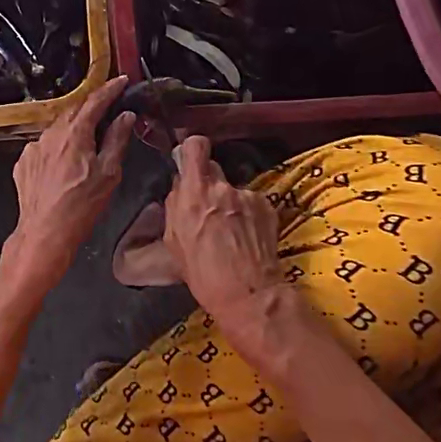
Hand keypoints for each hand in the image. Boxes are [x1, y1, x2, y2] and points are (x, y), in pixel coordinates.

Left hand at [0, 76, 135, 304]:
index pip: (95, 101)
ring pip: (58, 129)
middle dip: (92, 107)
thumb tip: (125, 117)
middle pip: (75, 111)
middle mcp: (51, 134)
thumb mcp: (109, 173)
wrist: (44, 233)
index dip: (110, 89)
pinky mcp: (24, 163)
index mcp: (75, 133)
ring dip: (74, 129)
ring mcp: (34, 148)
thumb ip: (117, 140)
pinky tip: (65, 163)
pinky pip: (44, 146)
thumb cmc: (80, 206)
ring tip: (88, 141)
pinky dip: (57, 147)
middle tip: (108, 108)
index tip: (121, 81)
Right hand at [161, 135, 282, 334]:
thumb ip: (176, 206)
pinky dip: (249, 214)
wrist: (249, 294)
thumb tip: (180, 187)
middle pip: (213, 168)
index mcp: (194, 193)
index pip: (194, 146)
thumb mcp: (174, 241)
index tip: (191, 160)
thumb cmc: (203, 273)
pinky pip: (251, 202)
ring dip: (230, 202)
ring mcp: (247, 195)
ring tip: (231, 231)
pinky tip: (247, 236)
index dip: (192, 149)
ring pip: (233, 189)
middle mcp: (222, 187)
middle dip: (208, 183)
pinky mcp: (267, 206)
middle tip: (208, 206)